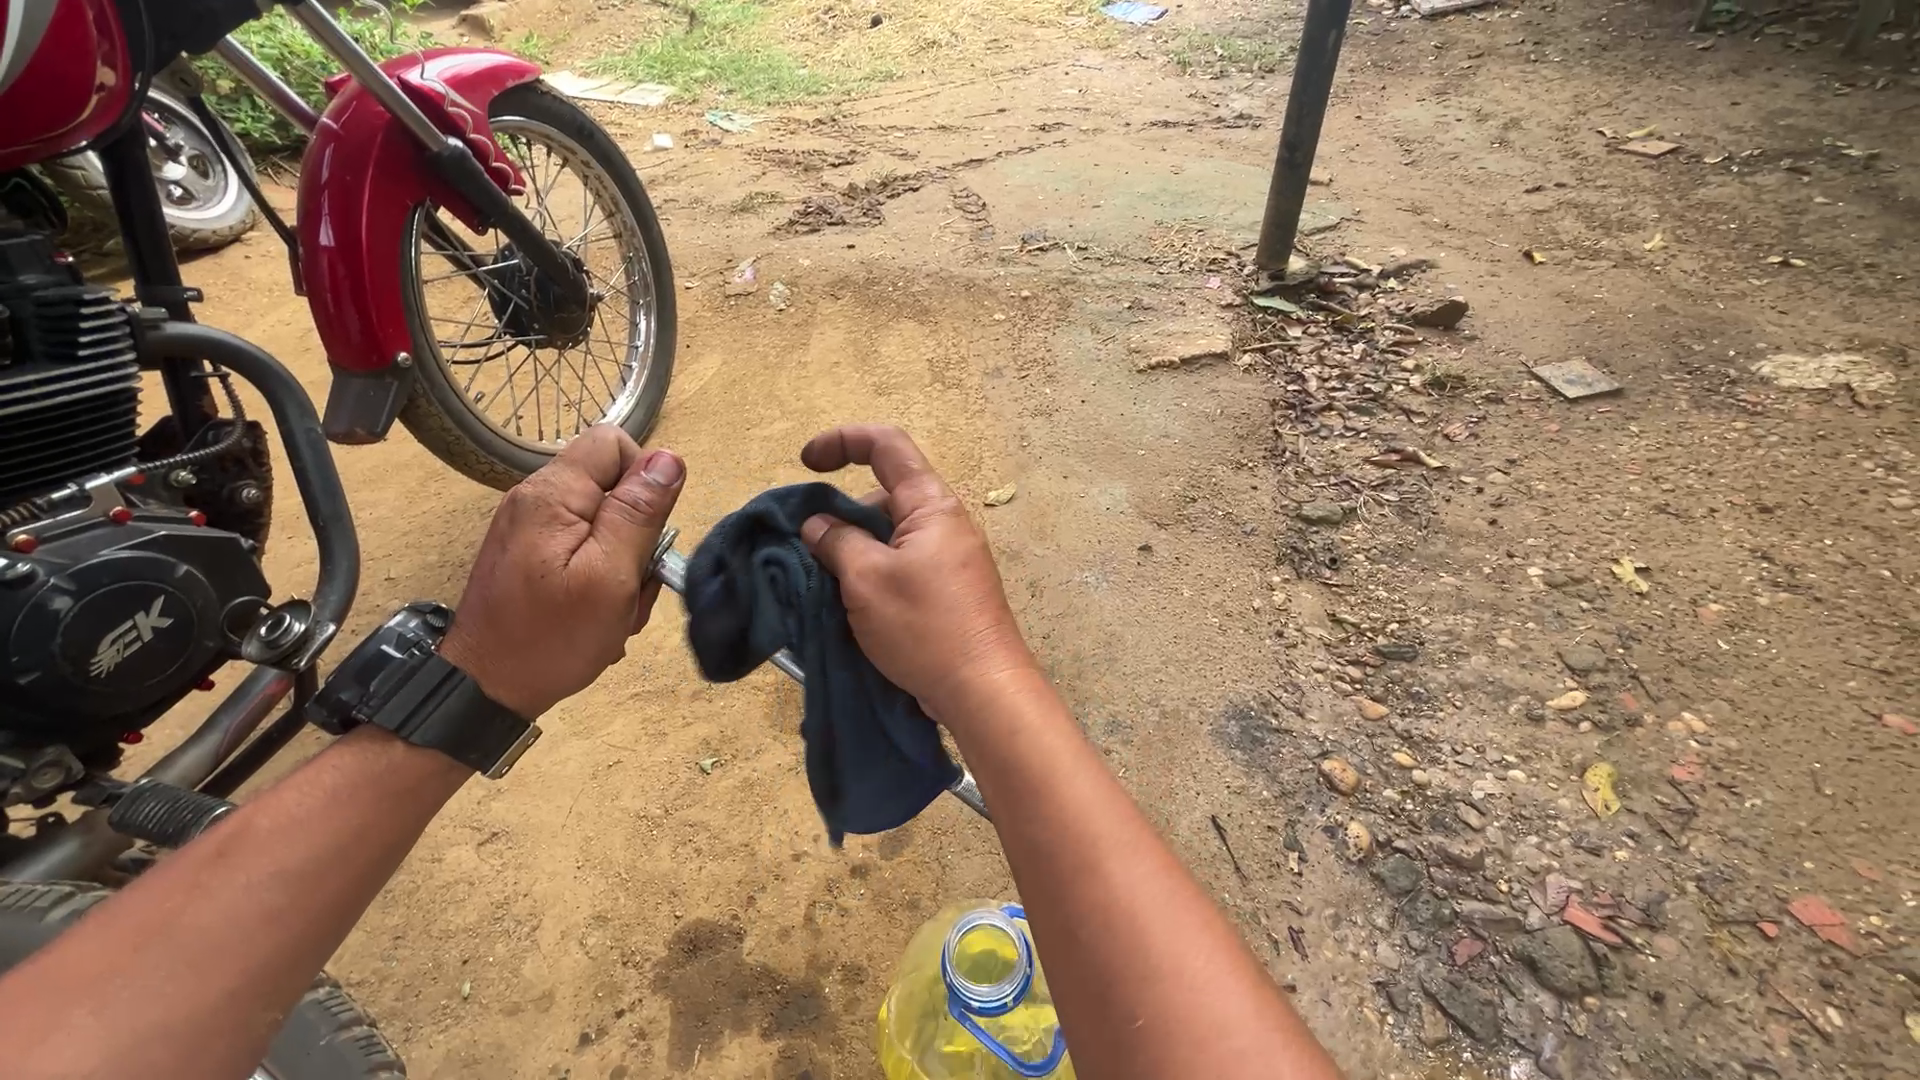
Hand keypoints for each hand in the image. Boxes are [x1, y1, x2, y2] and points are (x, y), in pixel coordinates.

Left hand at [437, 426, 684, 718]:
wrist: (484, 689)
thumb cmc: (552, 637)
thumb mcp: (611, 575)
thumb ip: (639, 513)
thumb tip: (669, 459)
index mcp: (553, 494)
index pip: (615, 443)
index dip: (645, 479)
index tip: (646, 532)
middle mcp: (536, 498)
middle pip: (614, 485)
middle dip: (638, 534)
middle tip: (631, 584)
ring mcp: (531, 527)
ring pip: (606, 521)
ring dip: (625, 563)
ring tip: (616, 606)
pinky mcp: (531, 553)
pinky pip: (586, 547)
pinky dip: (604, 576)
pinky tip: (600, 610)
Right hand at [799, 425, 1037, 719]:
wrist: (982, 688)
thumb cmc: (926, 627)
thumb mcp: (867, 580)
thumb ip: (837, 542)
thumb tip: (817, 524)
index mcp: (930, 505)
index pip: (886, 445)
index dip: (842, 441)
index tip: (806, 462)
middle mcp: (944, 522)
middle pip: (883, 495)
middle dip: (841, 513)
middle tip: (810, 550)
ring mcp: (948, 558)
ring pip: (888, 536)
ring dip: (853, 551)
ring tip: (827, 585)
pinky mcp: (947, 589)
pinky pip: (901, 565)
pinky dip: (872, 573)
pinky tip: (851, 604)